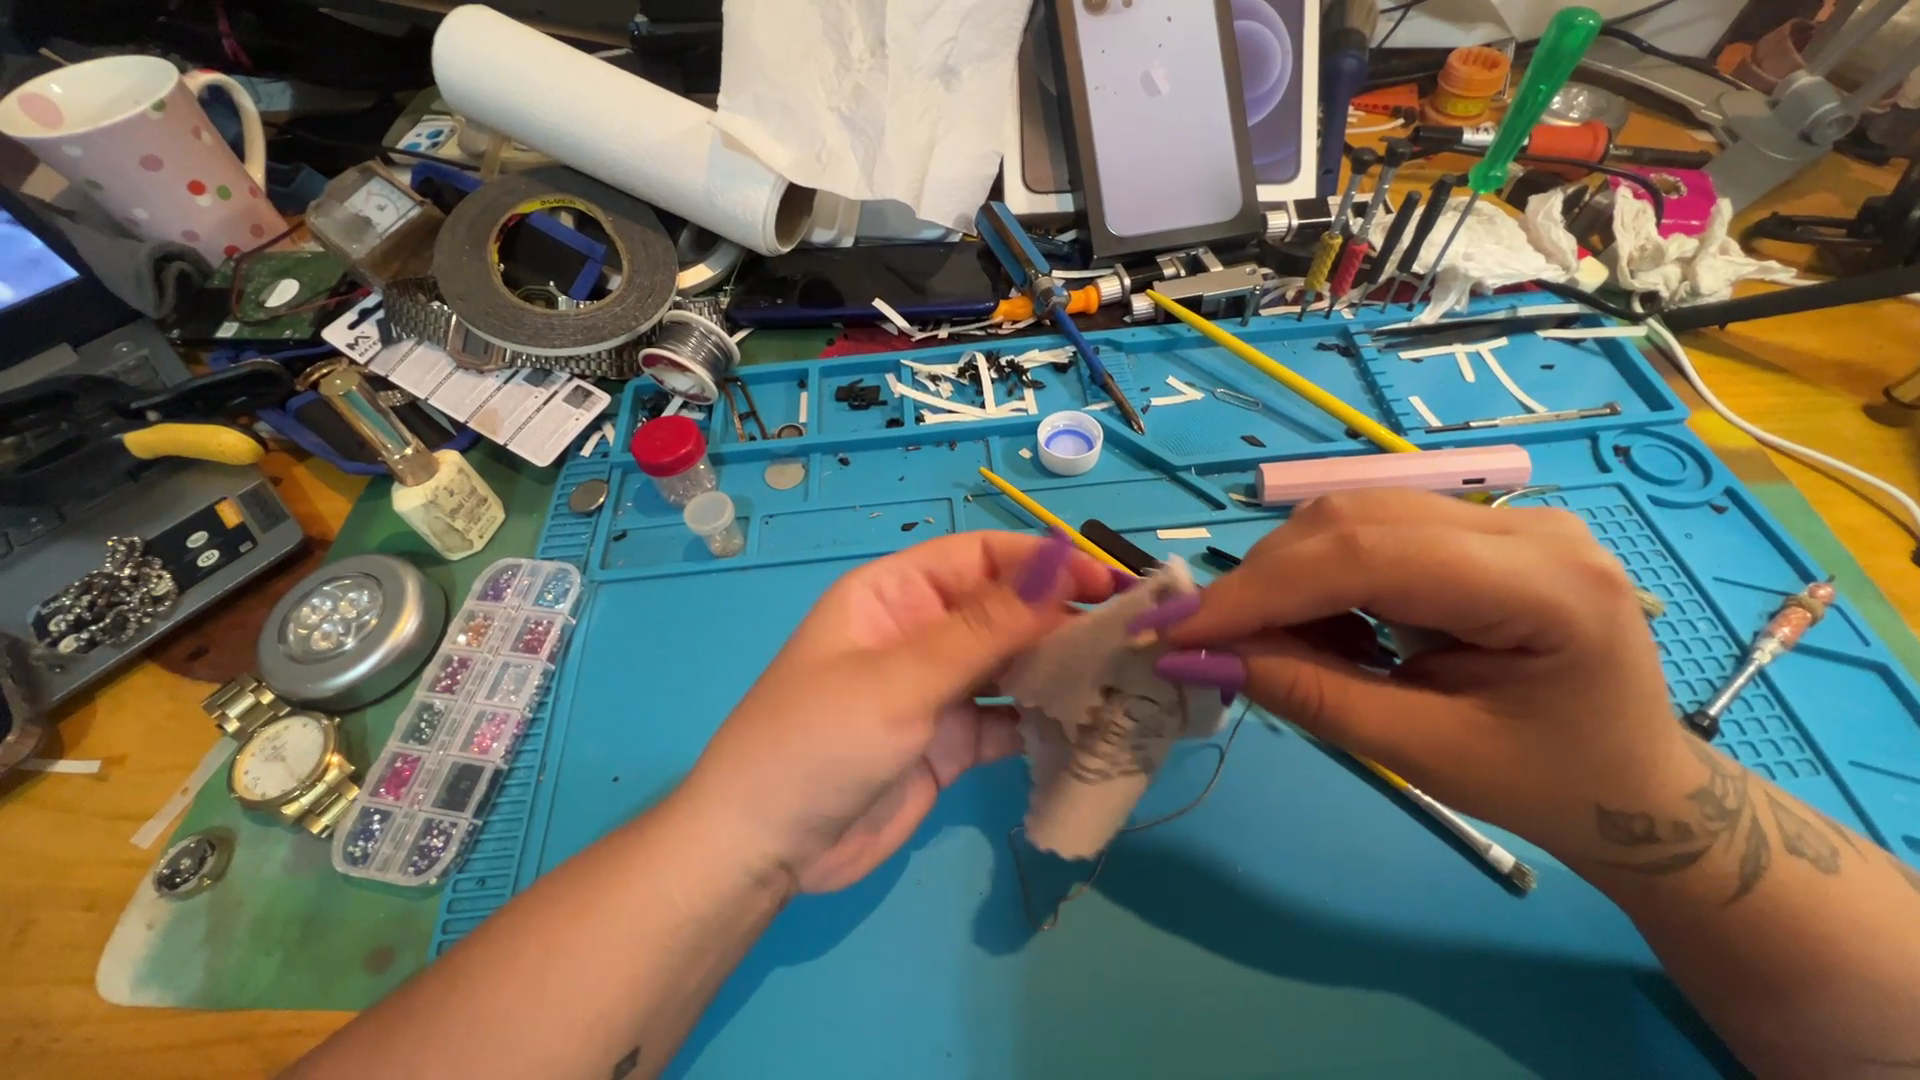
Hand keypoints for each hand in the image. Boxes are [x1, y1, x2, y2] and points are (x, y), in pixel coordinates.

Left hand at [677, 531, 1115, 894]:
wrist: (764, 851)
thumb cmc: (817, 742)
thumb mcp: (899, 679)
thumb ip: (983, 629)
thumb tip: (1057, 562)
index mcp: (894, 596)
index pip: (981, 560)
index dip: (1044, 563)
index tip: (1108, 581)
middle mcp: (918, 635)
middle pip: (1003, 612)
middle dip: (1062, 620)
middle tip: (1133, 636)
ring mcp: (934, 692)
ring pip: (1010, 668)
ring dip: (1058, 672)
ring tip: (1123, 678)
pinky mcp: (947, 744)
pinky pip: (1005, 722)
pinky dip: (1041, 723)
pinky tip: (1085, 728)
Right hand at [1158, 489, 1694, 860]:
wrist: (1640, 791)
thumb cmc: (1548, 785)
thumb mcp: (1422, 753)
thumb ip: (1309, 694)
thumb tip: (1200, 656)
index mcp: (1543, 586)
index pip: (1368, 556)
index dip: (1259, 589)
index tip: (1177, 629)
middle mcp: (1526, 526)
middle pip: (1352, 520)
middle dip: (1262, 580)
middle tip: (1201, 637)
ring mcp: (1505, 519)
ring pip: (1351, 515)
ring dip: (1284, 575)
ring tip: (1262, 640)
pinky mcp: (1478, 530)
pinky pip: (1370, 532)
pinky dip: (1317, 575)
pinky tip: (1316, 625)